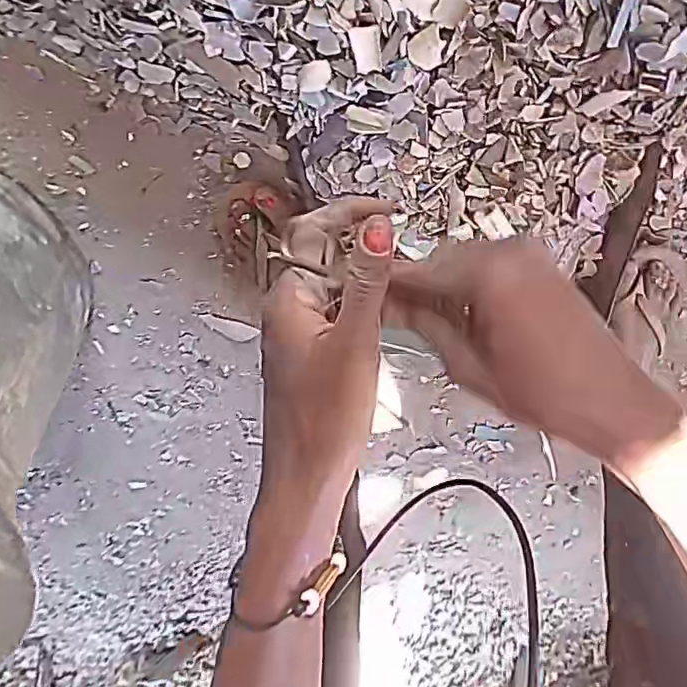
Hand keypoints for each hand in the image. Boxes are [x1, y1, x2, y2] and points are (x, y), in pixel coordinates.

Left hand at [258, 197, 395, 495]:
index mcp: (287, 299)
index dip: (349, 212)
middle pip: (324, 255)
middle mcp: (287, 309)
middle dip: (361, 244)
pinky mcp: (313, 349)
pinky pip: (337, 309)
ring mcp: (299, 330)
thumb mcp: (356, 340)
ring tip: (399, 277)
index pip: (313, 232)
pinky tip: (385, 313)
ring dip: (365, 274)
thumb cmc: (322, 422)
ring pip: (334, 283)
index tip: (382, 208)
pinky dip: (362, 302)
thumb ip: (367, 280)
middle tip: (398, 243)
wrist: (308, 477)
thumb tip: (375, 229)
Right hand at [387, 238, 683, 473]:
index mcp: (491, 273)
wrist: (615, 401)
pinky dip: (474, 286)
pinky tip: (465, 315)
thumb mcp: (473, 368)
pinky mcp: (542, 265)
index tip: (372, 291)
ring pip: (467, 262)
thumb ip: (430, 329)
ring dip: (447, 287)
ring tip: (432, 322)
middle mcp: (512, 253)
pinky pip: (492, 266)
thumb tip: (401, 309)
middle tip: (397, 312)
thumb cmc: (557, 394)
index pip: (422, 270)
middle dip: (421, 286)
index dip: (392, 283)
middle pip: (443, 260)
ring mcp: (531, 255)